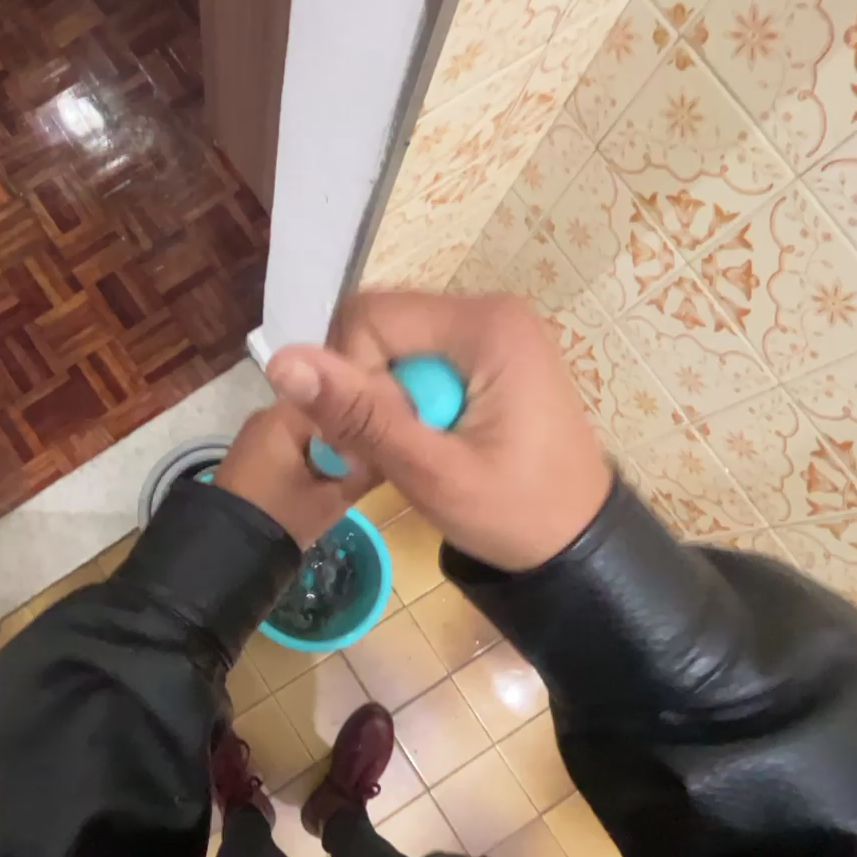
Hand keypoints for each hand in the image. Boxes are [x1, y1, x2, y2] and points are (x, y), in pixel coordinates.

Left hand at [214, 404, 374, 547]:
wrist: (229, 547)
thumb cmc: (284, 515)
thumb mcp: (333, 498)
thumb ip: (366, 471)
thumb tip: (391, 453)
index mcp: (291, 414)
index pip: (342, 400)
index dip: (366, 418)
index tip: (385, 435)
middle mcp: (270, 412)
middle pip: (324, 415)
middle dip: (347, 433)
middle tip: (373, 454)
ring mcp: (257, 431)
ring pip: (307, 431)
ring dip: (327, 446)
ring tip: (353, 465)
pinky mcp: (250, 451)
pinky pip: (289, 443)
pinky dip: (307, 455)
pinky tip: (323, 474)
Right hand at [264, 292, 611, 571]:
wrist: (576, 544)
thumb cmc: (515, 514)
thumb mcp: (431, 473)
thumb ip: (359, 415)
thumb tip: (281, 361)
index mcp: (485, 325)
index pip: (368, 318)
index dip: (348, 378)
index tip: (367, 441)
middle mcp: (488, 312)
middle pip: (378, 330)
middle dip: (363, 393)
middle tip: (382, 457)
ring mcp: (490, 333)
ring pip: (390, 350)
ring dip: (380, 404)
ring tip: (404, 456)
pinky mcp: (487, 357)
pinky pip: (415, 364)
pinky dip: (404, 406)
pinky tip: (421, 444)